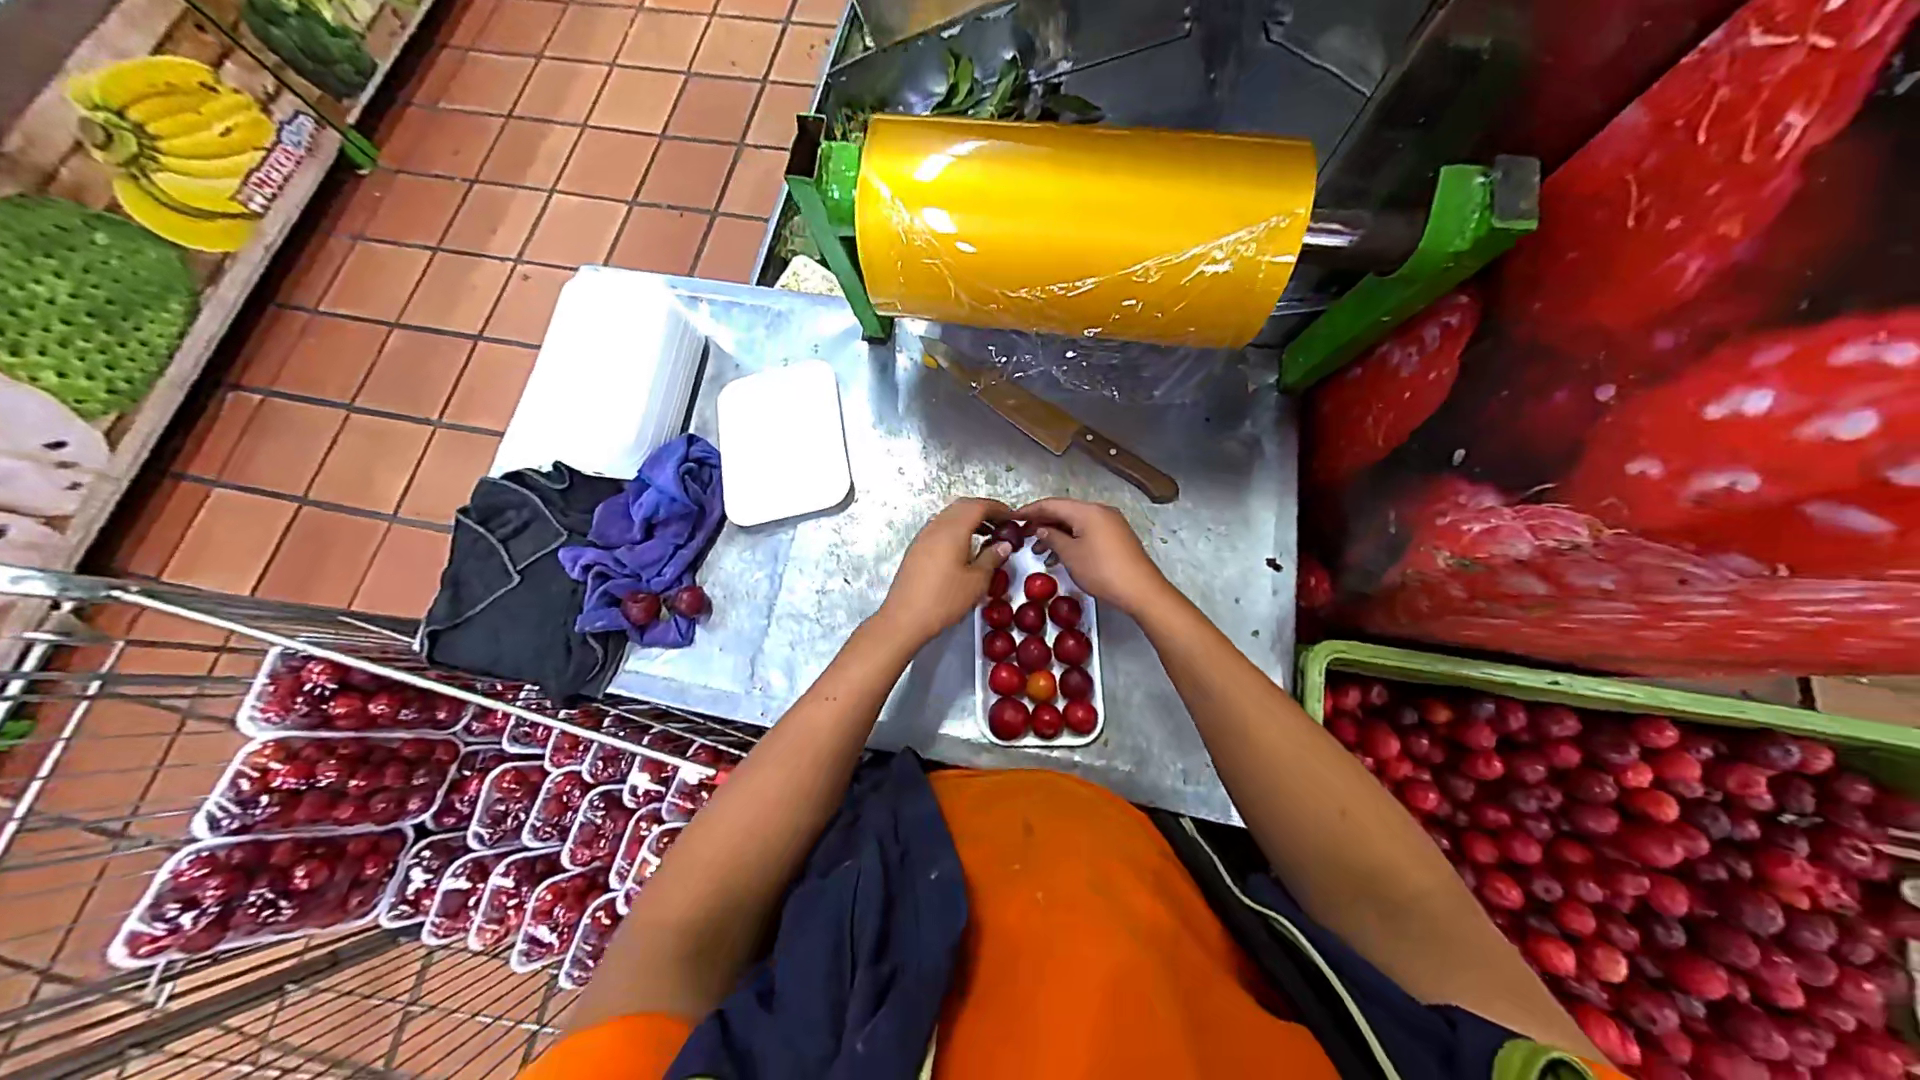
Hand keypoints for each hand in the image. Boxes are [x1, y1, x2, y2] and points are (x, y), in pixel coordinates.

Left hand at [876, 498, 1013, 645]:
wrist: (904, 619)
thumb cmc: (943, 601)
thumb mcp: (976, 581)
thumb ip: (992, 558)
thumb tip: (1003, 545)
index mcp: (952, 530)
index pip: (978, 506)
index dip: (998, 508)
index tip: (1012, 516)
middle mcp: (935, 527)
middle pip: (962, 506)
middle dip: (984, 510)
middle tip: (1001, 523)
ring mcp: (923, 537)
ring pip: (949, 516)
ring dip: (969, 519)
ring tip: (987, 534)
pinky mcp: (916, 549)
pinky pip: (940, 528)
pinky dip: (956, 529)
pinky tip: (965, 547)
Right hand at [1016, 497, 1172, 616]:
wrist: (1141, 590)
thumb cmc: (1102, 571)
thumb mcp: (1070, 555)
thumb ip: (1052, 538)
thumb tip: (1042, 529)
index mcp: (1087, 511)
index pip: (1052, 504)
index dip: (1030, 510)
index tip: (1013, 517)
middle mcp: (1100, 511)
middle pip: (1065, 511)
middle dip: (1043, 522)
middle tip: (1023, 535)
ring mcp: (1111, 523)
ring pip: (1076, 523)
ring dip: (1057, 534)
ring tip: (1040, 551)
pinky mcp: (1116, 537)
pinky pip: (1087, 531)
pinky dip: (1071, 539)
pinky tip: (1061, 555)